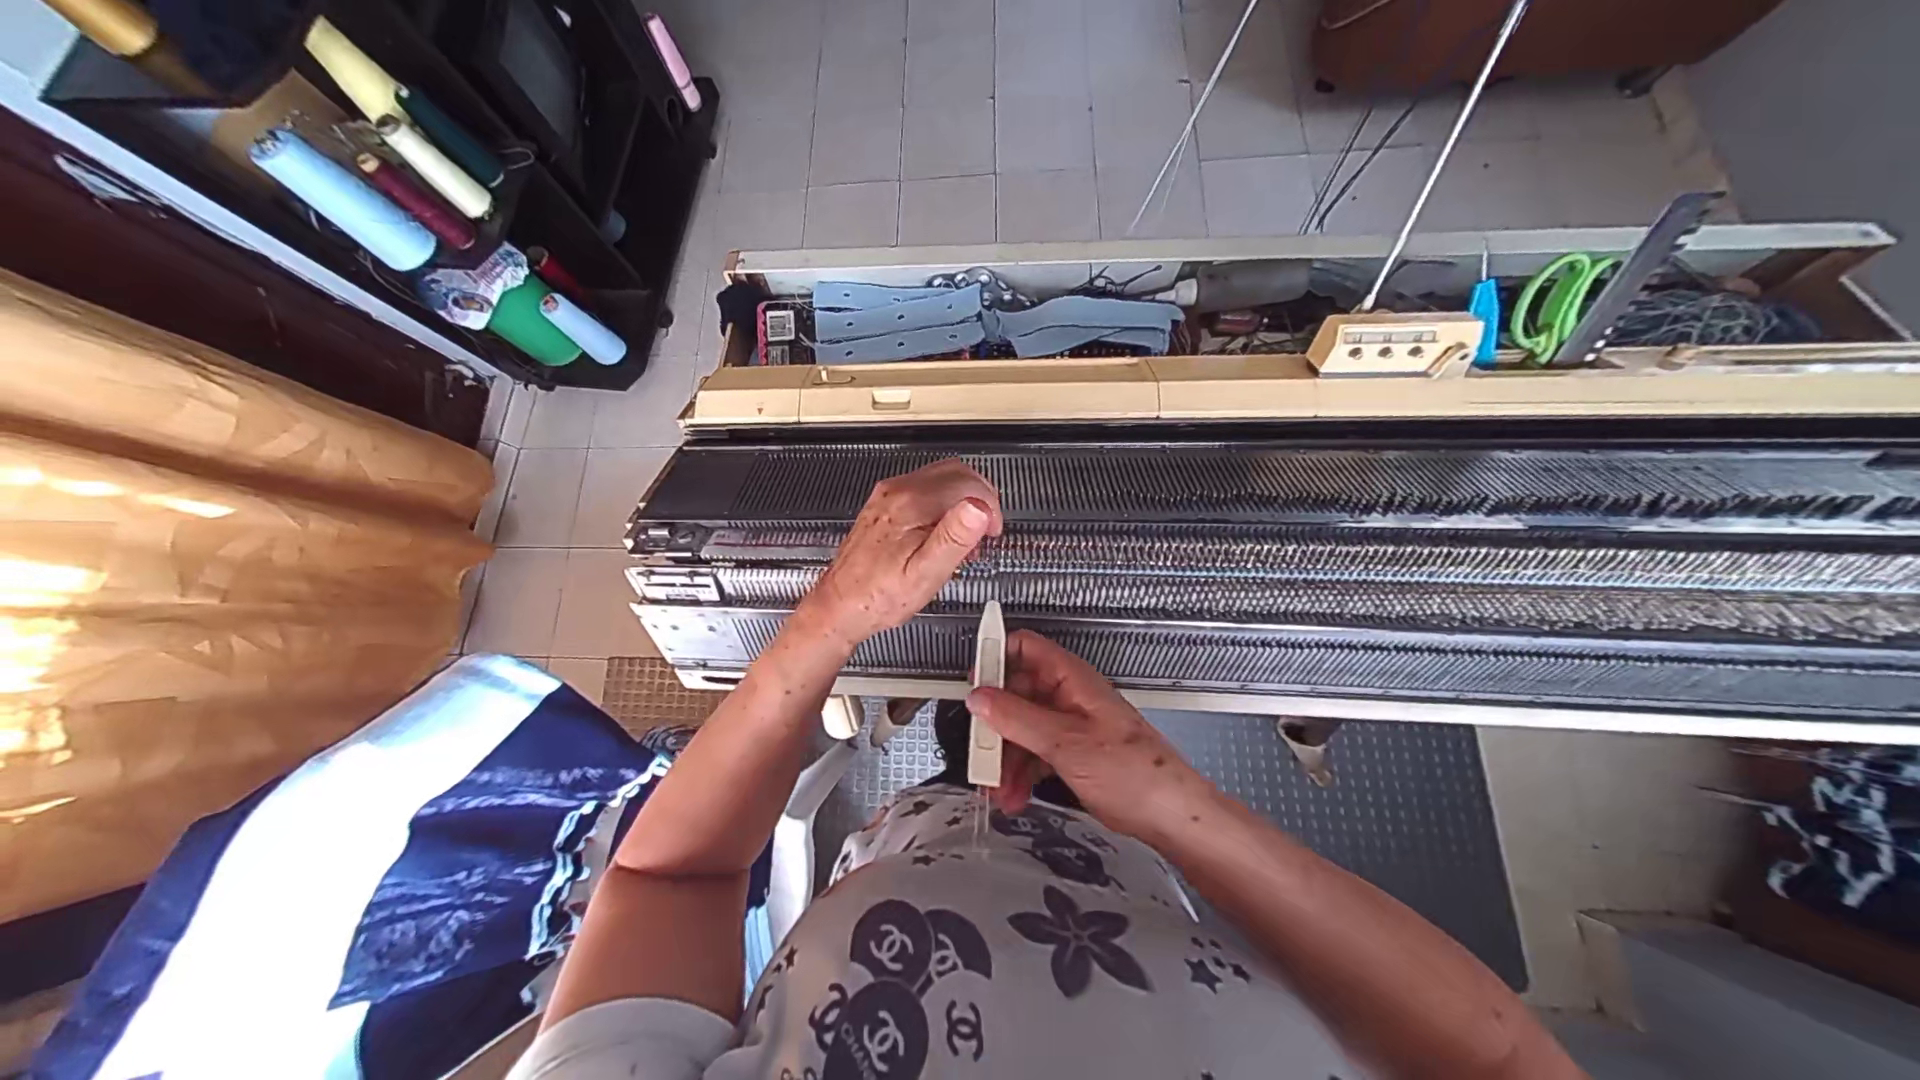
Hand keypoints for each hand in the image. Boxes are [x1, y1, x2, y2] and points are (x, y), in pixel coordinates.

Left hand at [793, 460, 1002, 650]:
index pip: (969, 484)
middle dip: (980, 498)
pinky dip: (943, 504)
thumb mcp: (926, 573)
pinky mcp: (884, 505)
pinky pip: (925, 489)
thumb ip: (955, 537)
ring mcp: (889, 496)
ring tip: (965, 537)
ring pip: (942, 478)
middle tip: (985, 531)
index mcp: (912, 504)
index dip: (990, 508)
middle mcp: (898, 491)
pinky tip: (942, 534)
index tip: (991, 533)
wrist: (840, 606)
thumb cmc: (878, 597)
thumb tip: (978, 508)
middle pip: (957, 472)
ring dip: (963, 500)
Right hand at [966, 630, 1214, 841]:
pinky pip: (1032, 754)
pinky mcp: (1069, 753)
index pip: (1024, 648)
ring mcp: (1067, 726)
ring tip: (997, 787)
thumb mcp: (1067, 743)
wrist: (1169, 815)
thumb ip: (1017, 718)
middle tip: (980, 751)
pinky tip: (1013, 795)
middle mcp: (1067, 697)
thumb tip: (980, 697)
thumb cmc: (1139, 773)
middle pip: (1013, 695)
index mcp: (1071, 679)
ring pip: (1019, 729)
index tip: (971, 681)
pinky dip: (1018, 774)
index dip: (994, 658)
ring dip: (1003, 758)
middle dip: (993, 726)